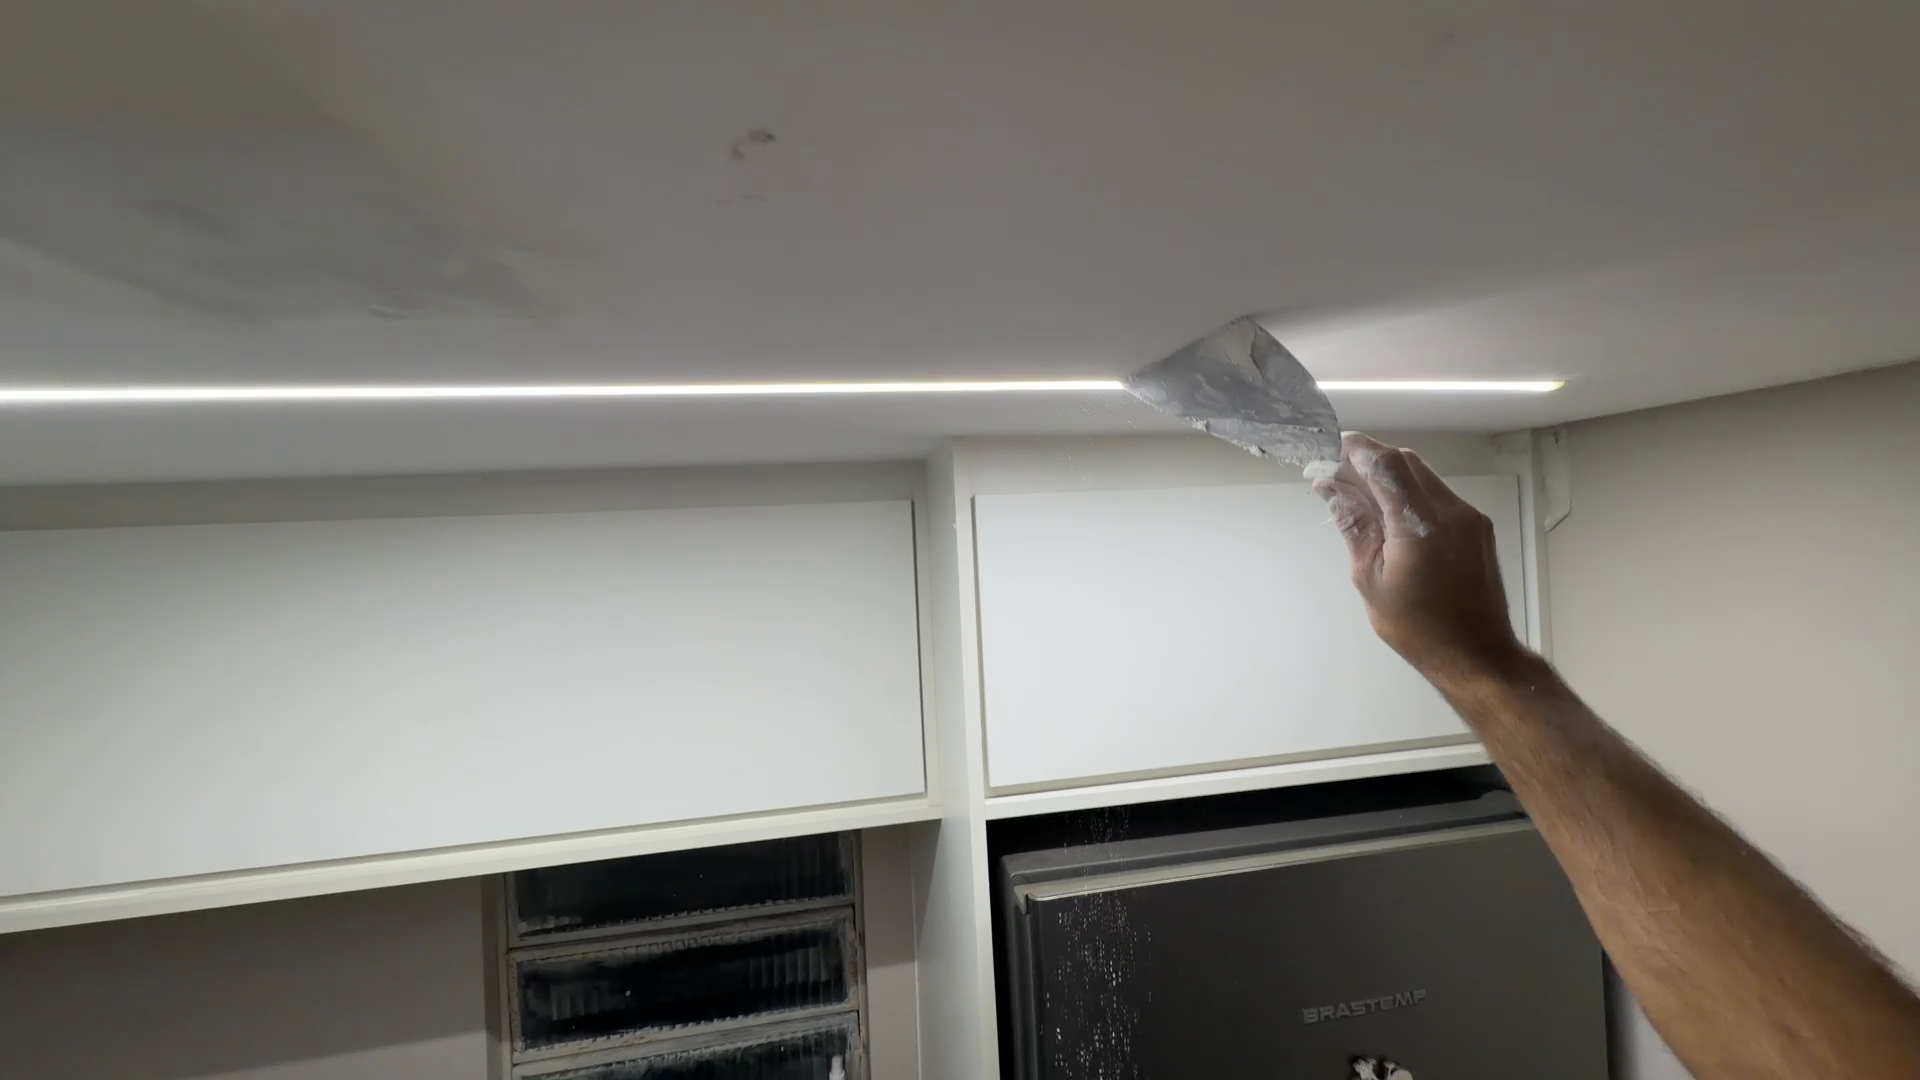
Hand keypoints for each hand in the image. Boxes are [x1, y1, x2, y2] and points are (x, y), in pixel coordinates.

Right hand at [1310, 432, 1522, 680]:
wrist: (1476, 654)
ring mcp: (1469, 517)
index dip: (1355, 449)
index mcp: (1421, 525)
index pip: (1386, 466)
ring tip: (1352, 494)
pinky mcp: (1475, 527)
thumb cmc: (1416, 625)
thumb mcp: (1369, 576)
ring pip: (1422, 475)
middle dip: (1367, 459)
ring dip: (1386, 475)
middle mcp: (1452, 511)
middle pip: (1406, 462)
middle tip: (1332, 474)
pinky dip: (1405, 491)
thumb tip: (1330, 488)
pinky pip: (1434, 494)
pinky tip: (1382, 512)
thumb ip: (1353, 525)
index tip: (1327, 447)